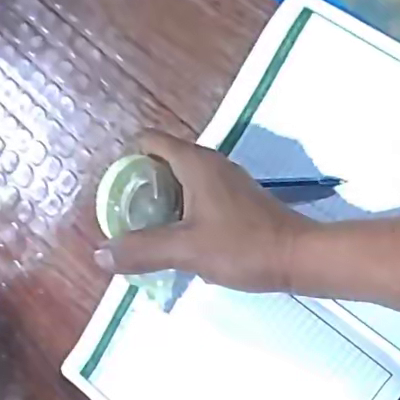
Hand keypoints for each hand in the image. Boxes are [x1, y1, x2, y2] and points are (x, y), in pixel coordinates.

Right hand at [93, 130, 314, 292]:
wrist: (299, 257)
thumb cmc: (244, 247)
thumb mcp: (188, 249)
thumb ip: (144, 250)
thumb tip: (100, 254)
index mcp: (195, 162)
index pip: (148, 141)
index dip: (125, 161)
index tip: (114, 193)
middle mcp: (211, 165)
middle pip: (163, 164)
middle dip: (141, 189)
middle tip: (127, 220)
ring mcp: (228, 184)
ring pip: (183, 186)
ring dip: (163, 206)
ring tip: (150, 236)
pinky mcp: (239, 205)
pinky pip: (200, 202)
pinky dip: (185, 217)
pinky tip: (183, 245)